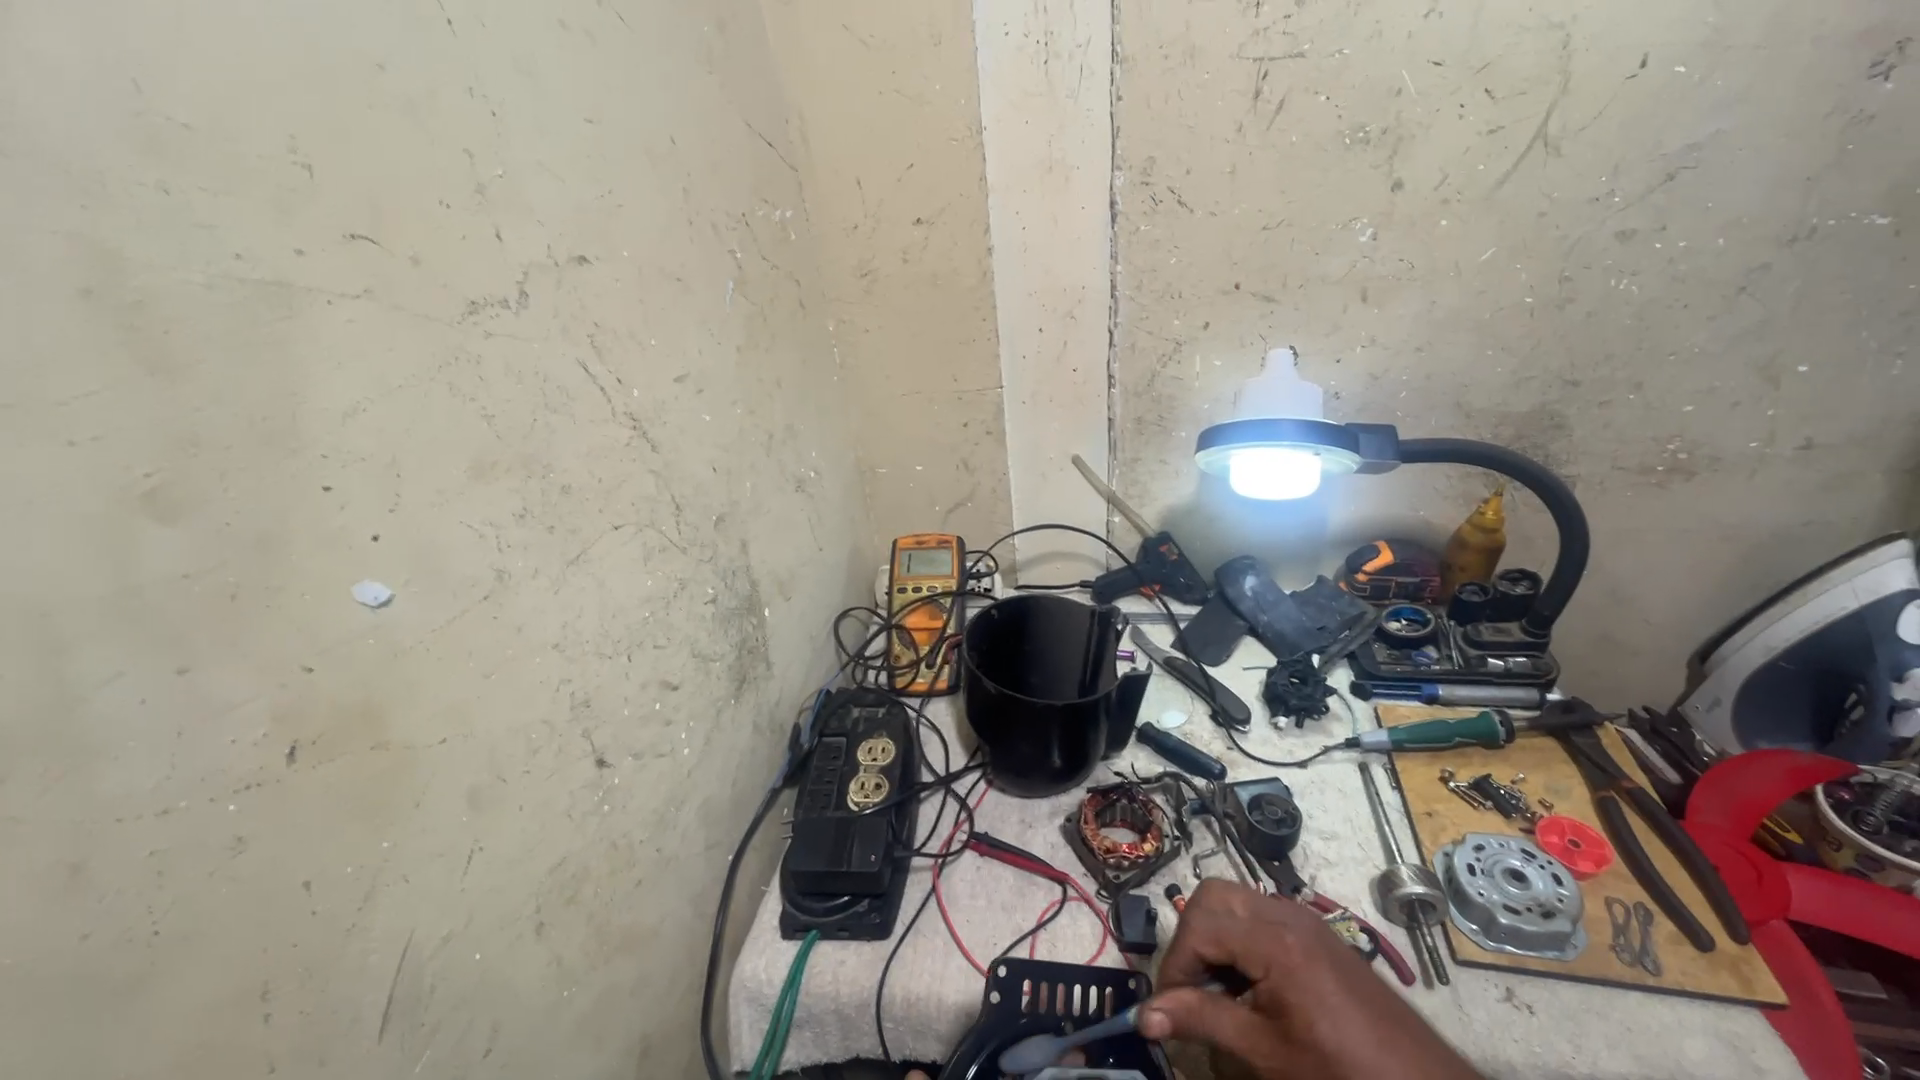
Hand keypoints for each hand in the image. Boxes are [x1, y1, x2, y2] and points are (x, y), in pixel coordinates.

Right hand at [1137, 879, 1480, 1079]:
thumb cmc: (1340, 1071)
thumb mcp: (1265, 1051)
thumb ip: (1202, 1021)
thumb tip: (1145, 1016)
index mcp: (1274, 939)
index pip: (1198, 927)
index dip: (1174, 967)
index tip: (1169, 1010)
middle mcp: (1286, 915)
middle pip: (1213, 897)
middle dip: (1191, 938)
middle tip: (1191, 989)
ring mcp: (1305, 921)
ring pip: (1236, 902)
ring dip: (1215, 937)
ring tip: (1218, 993)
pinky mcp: (1317, 935)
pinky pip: (1262, 917)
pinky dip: (1241, 940)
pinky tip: (1250, 989)